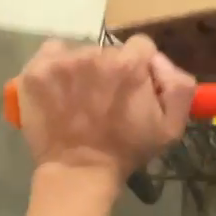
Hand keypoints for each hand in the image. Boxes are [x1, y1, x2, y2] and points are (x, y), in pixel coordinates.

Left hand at [14, 36, 194, 180]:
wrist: (79, 169)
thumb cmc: (128, 149)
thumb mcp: (172, 126)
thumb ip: (179, 86)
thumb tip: (159, 62)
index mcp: (130, 64)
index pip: (142, 45)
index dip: (142, 66)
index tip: (136, 86)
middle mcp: (96, 54)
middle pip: (110, 51)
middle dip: (113, 70)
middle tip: (109, 99)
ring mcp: (62, 61)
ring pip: (82, 52)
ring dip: (86, 70)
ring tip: (83, 98)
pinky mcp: (36, 69)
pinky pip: (53, 52)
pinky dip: (58, 65)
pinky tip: (61, 87)